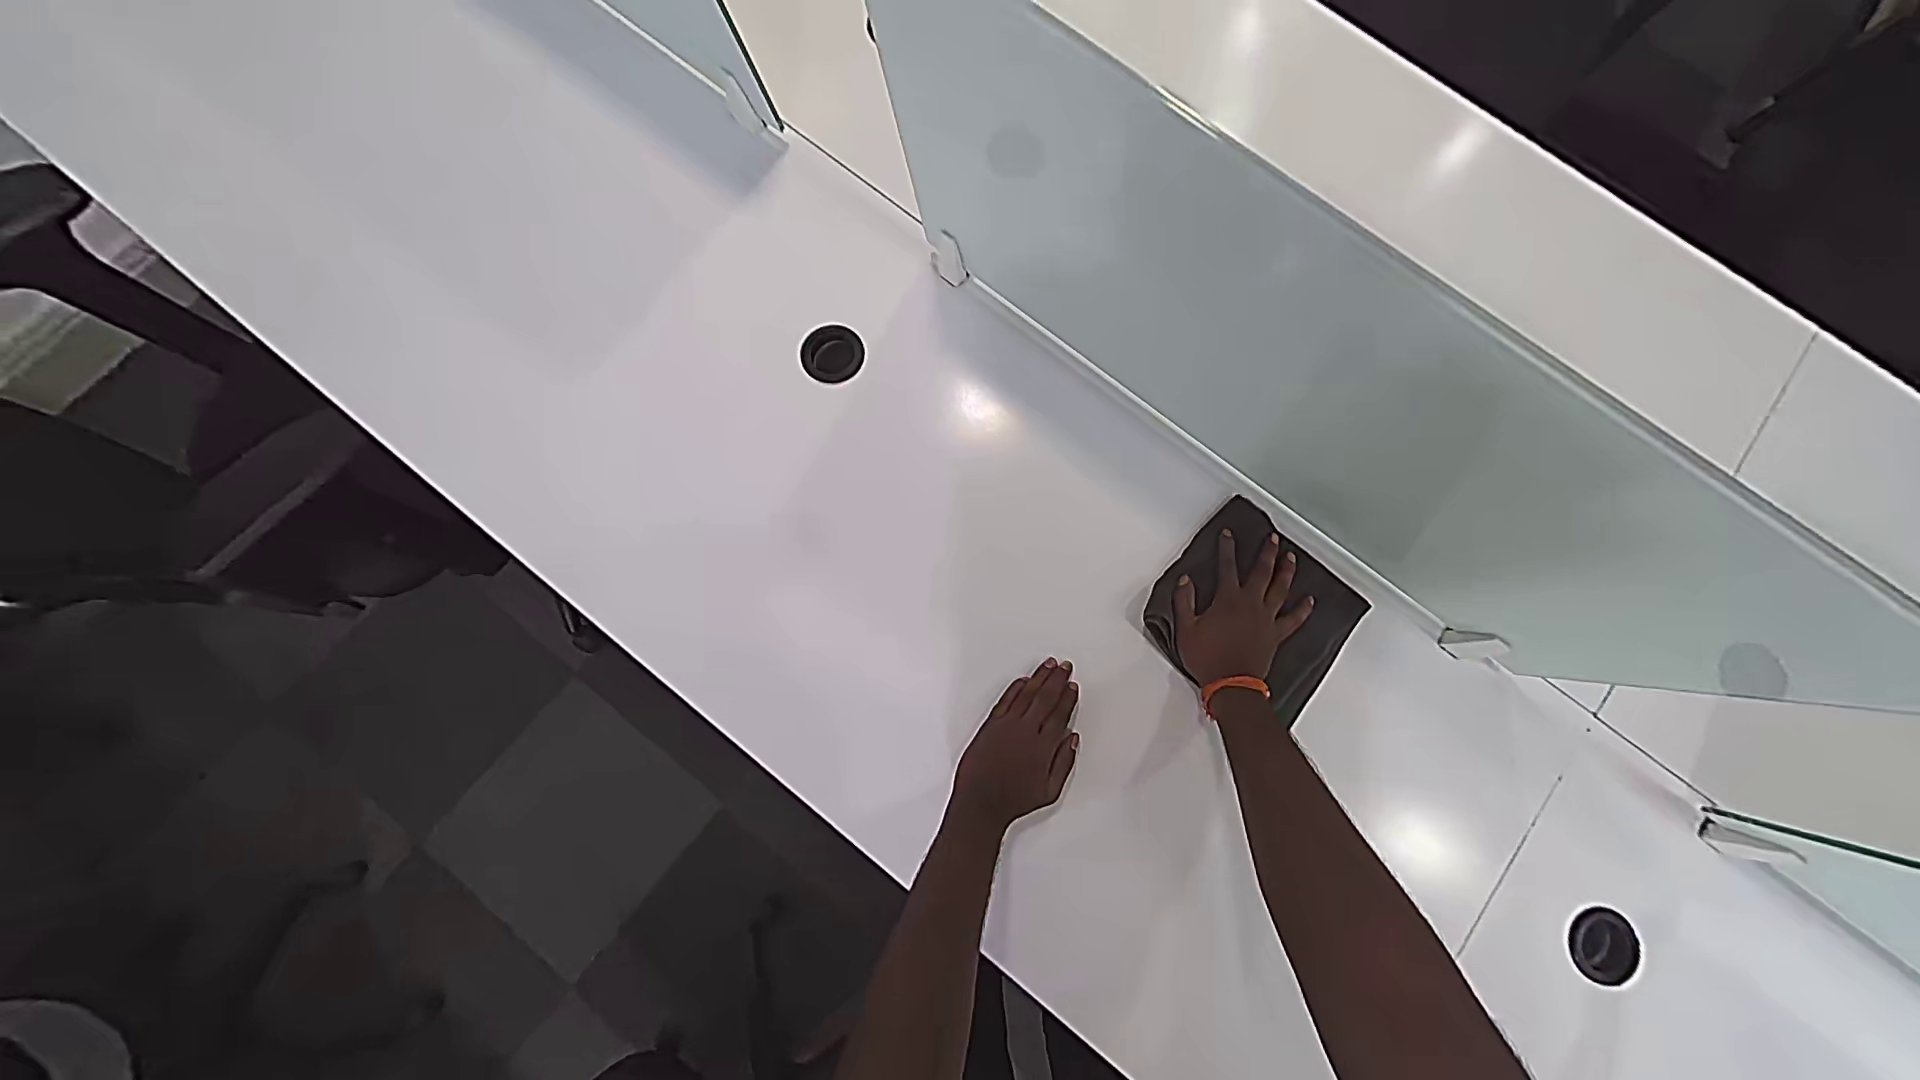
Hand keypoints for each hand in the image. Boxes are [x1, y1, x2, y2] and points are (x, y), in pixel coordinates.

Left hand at [949, 658, 1080, 835]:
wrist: (980, 802)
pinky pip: (1006, 700)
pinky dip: (1015, 688)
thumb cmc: (1012, 800)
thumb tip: (1072, 739)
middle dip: (1057, 679)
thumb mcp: (1049, 791)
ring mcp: (1007, 726)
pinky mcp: (991, 725)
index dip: (1068, 698)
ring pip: (1027, 694)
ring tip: (1048, 664)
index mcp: (1043, 747)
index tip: (1073, 686)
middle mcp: (1026, 731)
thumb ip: (1064, 763)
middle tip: (1065, 667)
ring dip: (1039, 677)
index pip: (1060, 714)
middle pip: (1046, 698)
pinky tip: (1024, 680)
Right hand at [1176, 530, 1313, 685]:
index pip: (1227, 566)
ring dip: (1286, 571)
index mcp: (1227, 600)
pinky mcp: (1275, 635)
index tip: (1228, 534)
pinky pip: (1293, 619)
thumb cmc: (1207, 657)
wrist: (1231, 684)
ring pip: (1280, 589)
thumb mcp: (1186, 628)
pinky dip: (1303, 609)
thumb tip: (1186, 581)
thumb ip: (1184, 601)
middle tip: (1272, 538)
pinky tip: (1310, 600)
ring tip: (1291, 557)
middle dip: (1266, 552)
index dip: (1227, 548)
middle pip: (1261, 572)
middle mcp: (1250, 604)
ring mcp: (1266, 619)